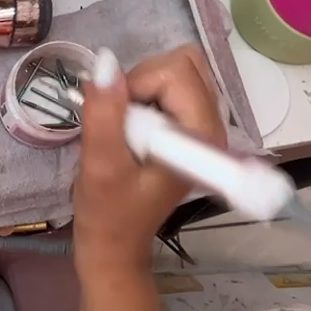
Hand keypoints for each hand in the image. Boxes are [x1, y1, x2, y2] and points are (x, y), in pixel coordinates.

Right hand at [73, 46, 224, 274]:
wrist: (113, 247)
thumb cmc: (107, 214)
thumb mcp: (100, 167)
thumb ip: (104, 116)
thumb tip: (104, 64)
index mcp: (200, 134)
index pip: (174, 72)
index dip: (134, 86)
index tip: (112, 122)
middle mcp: (210, 125)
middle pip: (182, 64)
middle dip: (140, 84)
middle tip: (118, 125)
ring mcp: (199, 128)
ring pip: (175, 73)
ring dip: (140, 91)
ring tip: (123, 129)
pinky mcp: (185, 133)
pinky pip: (168, 92)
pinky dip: (142, 100)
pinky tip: (128, 132)